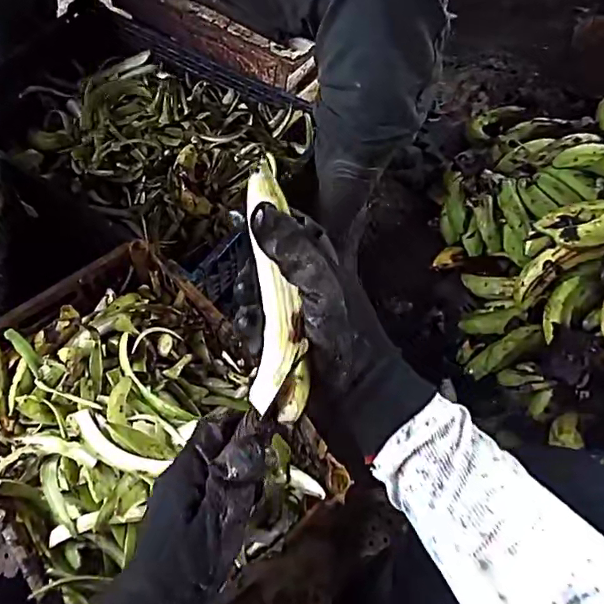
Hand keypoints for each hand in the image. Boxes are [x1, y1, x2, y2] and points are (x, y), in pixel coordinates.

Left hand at [89, 413, 265, 603]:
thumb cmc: (186, 568)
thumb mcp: (218, 520)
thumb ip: (234, 476)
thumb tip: (252, 432)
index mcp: (186, 470)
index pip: (215, 426)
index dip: (244, 422)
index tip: (273, 429)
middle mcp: (178, 476)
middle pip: (215, 445)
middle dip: (245, 449)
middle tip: (269, 468)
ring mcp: (177, 496)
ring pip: (214, 467)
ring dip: (239, 473)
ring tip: (258, 493)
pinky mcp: (179, 516)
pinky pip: (209, 488)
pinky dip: (230, 493)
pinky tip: (241, 514)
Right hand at [250, 205, 434, 461]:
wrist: (354, 393)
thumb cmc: (346, 334)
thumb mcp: (321, 284)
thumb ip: (292, 249)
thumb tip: (260, 210)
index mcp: (317, 255)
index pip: (284, 222)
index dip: (265, 223)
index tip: (248, 230)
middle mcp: (300, 277)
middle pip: (258, 260)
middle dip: (250, 274)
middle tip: (255, 289)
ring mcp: (287, 307)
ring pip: (251, 293)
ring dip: (250, 308)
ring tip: (261, 323)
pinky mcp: (275, 335)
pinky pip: (250, 325)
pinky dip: (251, 333)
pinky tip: (260, 343)